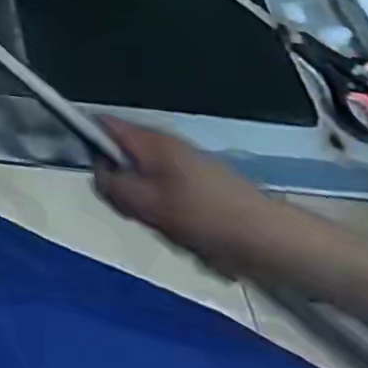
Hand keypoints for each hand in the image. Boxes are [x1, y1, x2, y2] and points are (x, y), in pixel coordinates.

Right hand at [93, 118, 328, 280]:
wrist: (281, 245)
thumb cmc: (210, 219)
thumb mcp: (148, 204)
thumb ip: (111, 184)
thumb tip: (96, 171)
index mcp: (150, 141)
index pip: (100, 123)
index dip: (85, 139)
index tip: (92, 172)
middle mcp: (166, 147)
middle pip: (121, 159)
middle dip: (125, 189)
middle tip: (140, 213)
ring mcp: (187, 168)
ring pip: (145, 185)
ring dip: (152, 211)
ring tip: (174, 232)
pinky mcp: (204, 190)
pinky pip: (171, 201)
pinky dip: (176, 221)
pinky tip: (195, 240)